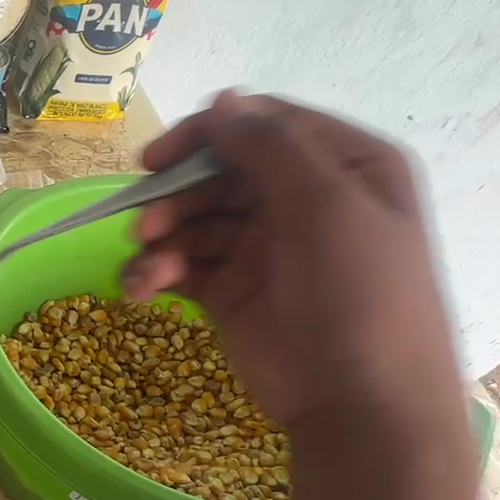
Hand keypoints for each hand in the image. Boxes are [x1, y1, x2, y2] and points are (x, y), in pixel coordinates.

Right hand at [122, 91, 465, 434]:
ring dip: (161, 241)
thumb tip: (222, 99)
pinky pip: (182, 266)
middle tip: (144, 227)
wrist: (357, 400)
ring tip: (144, 271)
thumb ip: (272, 149)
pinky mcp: (229, 290)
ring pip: (193, 223)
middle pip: (217, 176)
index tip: (152, 161)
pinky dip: (156, 274)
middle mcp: (299, 200)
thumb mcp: (325, 208)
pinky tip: (141, 293)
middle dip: (176, 198)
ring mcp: (262, 247)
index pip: (262, 128)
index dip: (205, 136)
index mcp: (341, 166)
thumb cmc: (357, 295)